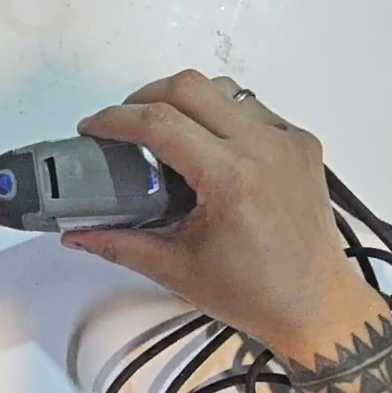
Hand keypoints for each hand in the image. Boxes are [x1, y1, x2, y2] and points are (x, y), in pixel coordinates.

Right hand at [61, 71, 386, 357]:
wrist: (314, 305)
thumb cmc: (252, 293)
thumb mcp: (174, 270)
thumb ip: (119, 244)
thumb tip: (77, 234)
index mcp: (231, 178)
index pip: (161, 124)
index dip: (116, 120)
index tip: (92, 128)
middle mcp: (264, 148)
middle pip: (190, 87)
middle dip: (144, 97)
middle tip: (120, 126)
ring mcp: (287, 141)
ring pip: (223, 89)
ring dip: (182, 101)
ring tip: (158, 134)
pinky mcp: (299, 144)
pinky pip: (250, 108)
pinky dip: (216, 116)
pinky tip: (200, 149)